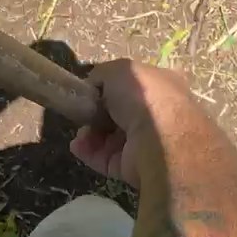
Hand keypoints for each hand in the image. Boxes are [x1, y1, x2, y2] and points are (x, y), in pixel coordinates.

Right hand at [69, 60, 197, 186]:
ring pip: (108, 138)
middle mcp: (155, 116)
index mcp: (159, 89)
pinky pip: (104, 158)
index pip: (131, 89)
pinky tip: (77, 146)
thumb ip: (102, 75)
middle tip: (83, 112)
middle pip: (117, 115)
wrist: (158, 138)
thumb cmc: (143, 96)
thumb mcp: (120, 69)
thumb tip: (92, 87)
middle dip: (96, 113)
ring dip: (89, 134)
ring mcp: (143, 143)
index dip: (108, 89)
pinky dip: (88, 152)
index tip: (91, 91)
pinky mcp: (130, 166)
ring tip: (80, 132)